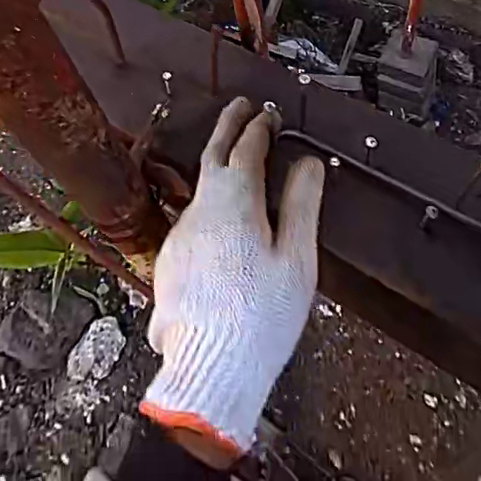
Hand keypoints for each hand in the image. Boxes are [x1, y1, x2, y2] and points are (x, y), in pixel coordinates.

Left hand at [140, 98, 325, 467]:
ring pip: (202, 185)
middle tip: (241, 106)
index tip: (270, 115)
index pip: (247, 148)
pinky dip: (212, 198)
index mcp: (235, 203)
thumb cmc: (260, 318)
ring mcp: (182, 235)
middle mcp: (202, 211)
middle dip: (229, 126)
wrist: (208, 374)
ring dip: (219, 162)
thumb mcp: (297, 257)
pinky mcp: (172, 259)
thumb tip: (308, 163)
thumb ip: (302, 202)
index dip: (261, 127)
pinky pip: (195, 214)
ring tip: (236, 154)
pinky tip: (224, 212)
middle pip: (213, 154)